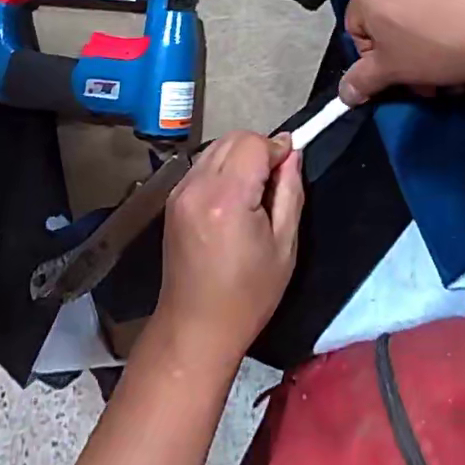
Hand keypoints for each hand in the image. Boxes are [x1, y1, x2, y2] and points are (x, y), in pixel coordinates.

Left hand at [156, 131, 303, 362]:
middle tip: (275, 182)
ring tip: (255, 193)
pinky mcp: (173, 198)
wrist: (196, 326)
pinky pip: (202, 165)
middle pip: (232, 138)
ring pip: (216, 147)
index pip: (252, 143)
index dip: (276, 148)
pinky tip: (233, 199)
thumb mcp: (284, 246)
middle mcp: (197, 186)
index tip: (290, 166)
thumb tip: (291, 153)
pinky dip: (222, 169)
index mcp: (226, 198)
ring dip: (240, 157)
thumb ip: (290, 191)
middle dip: (259, 149)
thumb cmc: (247, 295)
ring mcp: (180, 190)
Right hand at [339, 0, 464, 104]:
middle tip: (434, 78)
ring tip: (458, 62)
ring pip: (415, 8)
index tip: (406, 79)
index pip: (358, 34)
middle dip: (406, 54)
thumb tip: (344, 92)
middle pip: (387, 20)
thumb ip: (363, 80)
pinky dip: (448, 15)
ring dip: (428, 39)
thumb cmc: (442, 42)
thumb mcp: (396, 71)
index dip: (380, 64)